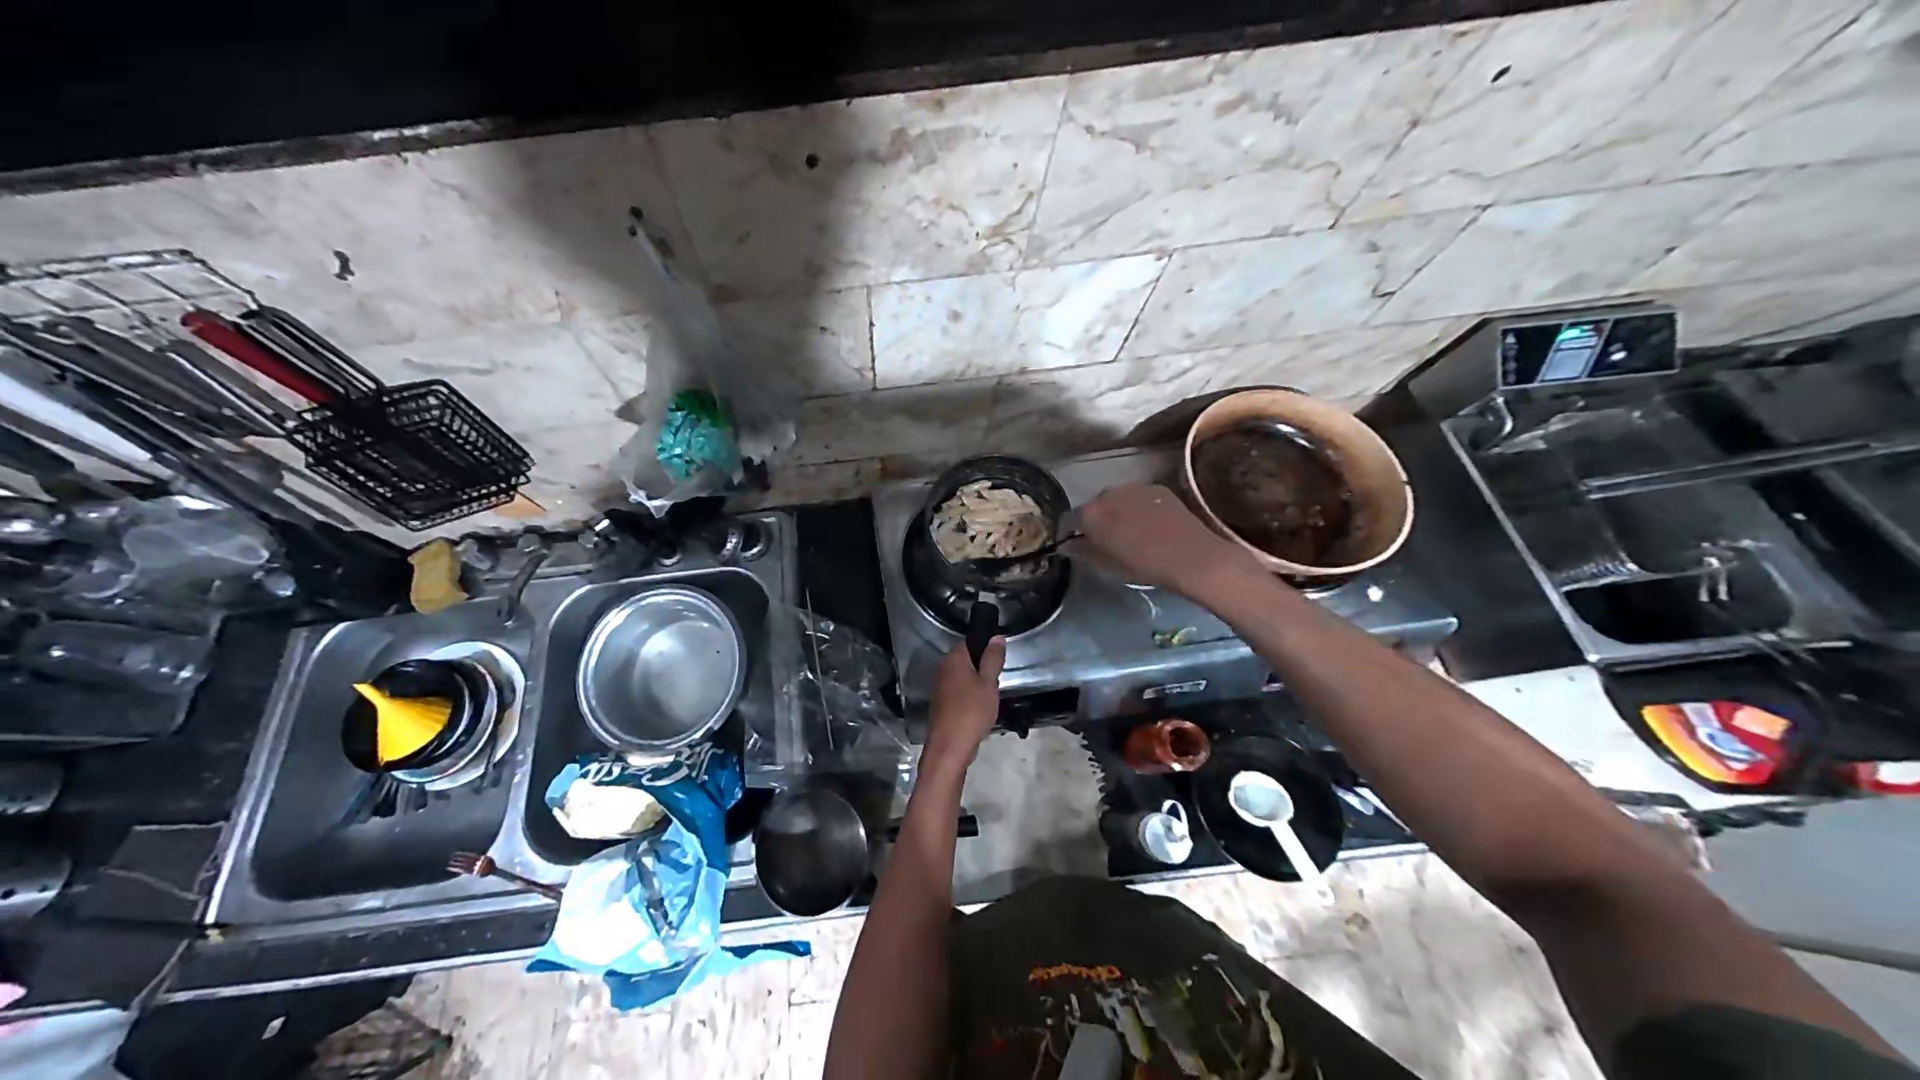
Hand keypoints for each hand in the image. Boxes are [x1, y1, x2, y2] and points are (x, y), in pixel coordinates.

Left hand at [925, 636, 1004, 771]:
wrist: (950, 746)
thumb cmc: (972, 711)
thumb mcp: (989, 683)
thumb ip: (992, 658)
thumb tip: (996, 637)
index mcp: (953, 659)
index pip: (969, 642)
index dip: (985, 649)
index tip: (999, 661)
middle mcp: (942, 669)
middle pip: (966, 660)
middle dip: (982, 668)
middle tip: (997, 681)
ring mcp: (940, 687)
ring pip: (963, 678)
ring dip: (977, 685)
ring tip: (991, 697)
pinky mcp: (941, 704)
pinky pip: (958, 693)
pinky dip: (969, 698)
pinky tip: (980, 709)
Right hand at [1066, 483, 1265, 597]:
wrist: (1190, 556)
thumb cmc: (1143, 565)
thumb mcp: (1107, 565)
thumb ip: (1082, 550)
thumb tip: (1068, 544)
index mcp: (1090, 513)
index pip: (1070, 519)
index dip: (1072, 532)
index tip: (1079, 543)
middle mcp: (1107, 493)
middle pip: (1095, 506)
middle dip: (1097, 520)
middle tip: (1108, 540)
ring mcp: (1134, 487)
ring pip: (1117, 499)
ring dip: (1118, 512)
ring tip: (1132, 532)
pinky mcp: (1157, 488)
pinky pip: (1139, 497)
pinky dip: (1139, 508)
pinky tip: (1152, 525)